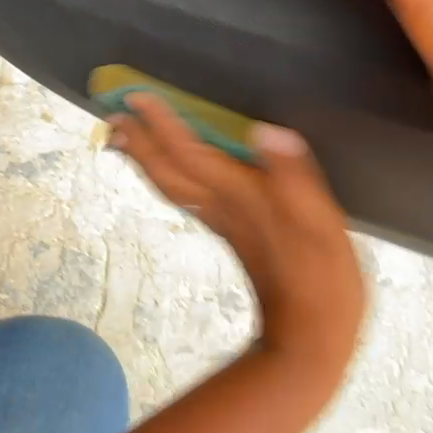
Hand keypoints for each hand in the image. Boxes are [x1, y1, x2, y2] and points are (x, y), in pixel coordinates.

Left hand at [109, 94, 365, 374]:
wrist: (307, 336)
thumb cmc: (322, 277)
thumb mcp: (322, 222)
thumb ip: (293, 175)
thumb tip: (264, 131)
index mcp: (239, 194)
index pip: (189, 151)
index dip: (163, 123)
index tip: (136, 97)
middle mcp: (219, 204)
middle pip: (166, 168)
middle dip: (138, 140)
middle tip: (110, 113)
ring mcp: (219, 221)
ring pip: (167, 184)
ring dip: (141, 159)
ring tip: (120, 137)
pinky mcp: (227, 233)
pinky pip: (181, 195)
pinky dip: (163, 177)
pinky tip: (163, 173)